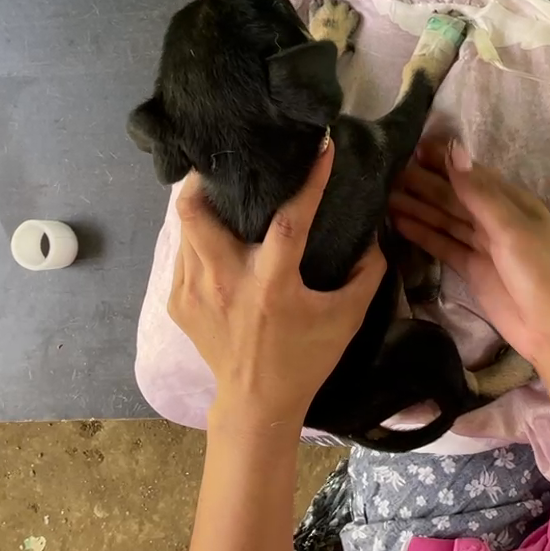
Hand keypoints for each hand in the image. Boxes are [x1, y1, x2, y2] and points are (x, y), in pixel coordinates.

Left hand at [171, 140, 385, 431]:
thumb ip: (367, 271)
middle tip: (229, 165)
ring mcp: (194, 291)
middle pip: (195, 211)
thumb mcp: (348, 316)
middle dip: (206, 178)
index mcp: (270, 285)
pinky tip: (219, 240)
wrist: (257, 402)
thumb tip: (371, 233)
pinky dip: (201, 239)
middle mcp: (224, 281)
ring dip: (203, 205)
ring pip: (185, 228)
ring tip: (223, 194)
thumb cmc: (307, 357)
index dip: (310, 181)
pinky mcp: (178, 302)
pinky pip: (185, 255)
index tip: (322, 148)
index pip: (289, 219)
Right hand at [388, 139, 549, 374]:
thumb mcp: (511, 228)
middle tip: (386, 172)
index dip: (443, 161)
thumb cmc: (541, 272)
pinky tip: (398, 222)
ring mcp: (483, 245)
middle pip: (454, 196)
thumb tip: (453, 149)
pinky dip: (422, 233)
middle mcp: (496, 219)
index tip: (410, 147)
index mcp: (513, 202)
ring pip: (445, 219)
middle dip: (424, 183)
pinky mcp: (471, 269)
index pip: (471, 174)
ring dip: (418, 206)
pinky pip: (443, 244)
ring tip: (383, 194)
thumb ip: (479, 192)